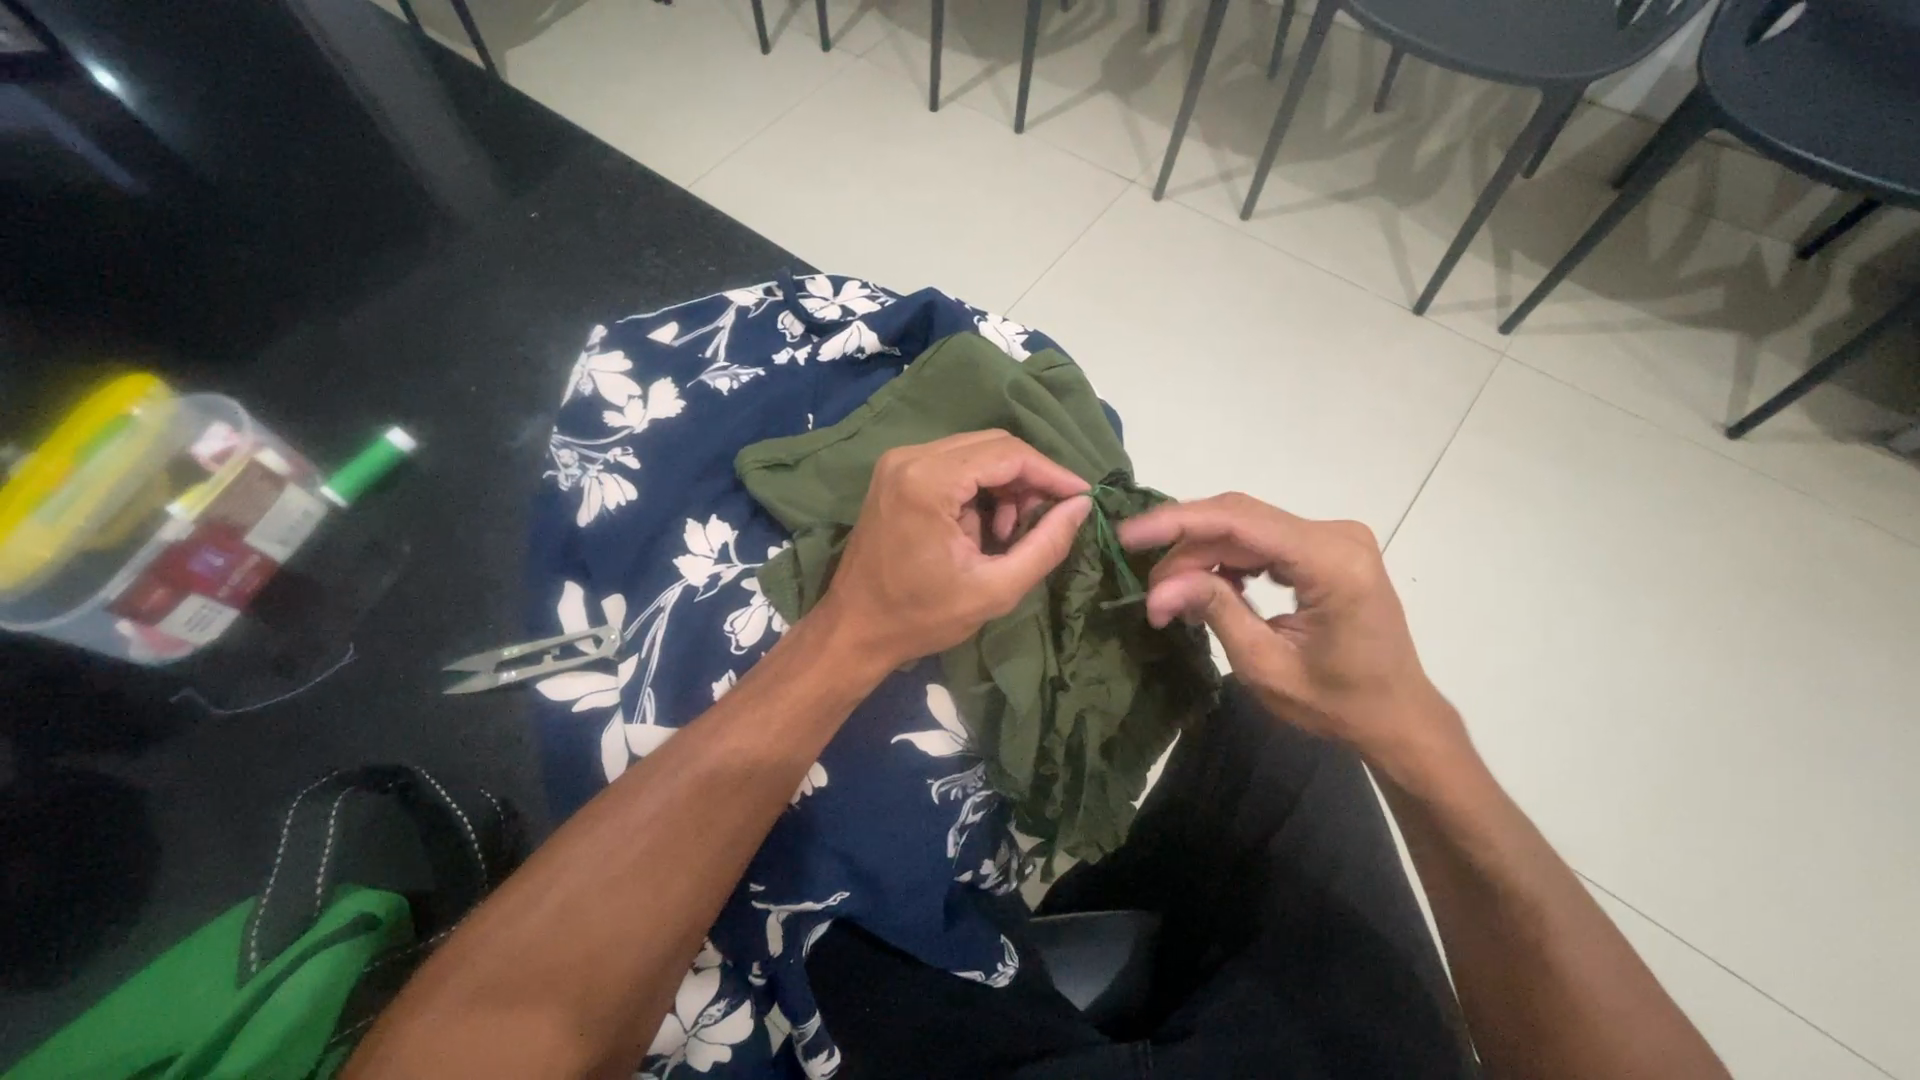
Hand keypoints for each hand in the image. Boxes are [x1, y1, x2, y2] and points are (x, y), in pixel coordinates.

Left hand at [816, 431, 1092, 670]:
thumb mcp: (995, 589)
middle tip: (1047, 520)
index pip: (1008, 454)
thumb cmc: (922, 616)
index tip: (1084, 497)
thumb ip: (1045, 545)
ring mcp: (899, 462)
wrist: (855, 629)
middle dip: (1028, 480)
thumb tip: (1082, 505)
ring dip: (1004, 487)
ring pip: (976, 453)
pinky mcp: (896, 474)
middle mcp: (910, 457)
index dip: (1052, 473)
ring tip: (1008, 535)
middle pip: (993, 446)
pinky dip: (979, 490)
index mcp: (928, 480)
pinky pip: (954, 465)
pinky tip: (983, 530)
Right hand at [1118, 493, 1463, 770]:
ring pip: (1245, 528)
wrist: (1397, 716)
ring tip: (1169, 598)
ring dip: (1201, 557)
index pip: (1239, 522)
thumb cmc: (1337, 703)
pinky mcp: (1326, 548)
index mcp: (1332, 563)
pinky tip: (1206, 588)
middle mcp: (1336, 535)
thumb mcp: (1266, 665)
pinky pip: (1262, 540)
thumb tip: (1158, 587)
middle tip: (1149, 591)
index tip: (1128, 536)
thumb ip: (1216, 611)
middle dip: (1184, 549)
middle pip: (1238, 521)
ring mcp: (1334, 538)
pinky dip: (1226, 560)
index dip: (1177, 523)